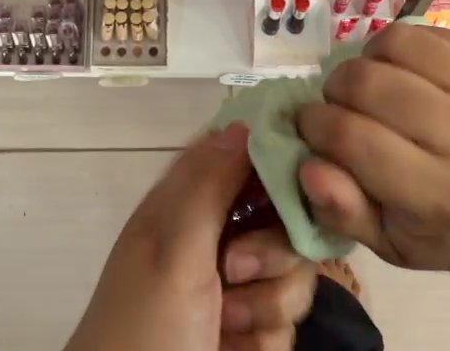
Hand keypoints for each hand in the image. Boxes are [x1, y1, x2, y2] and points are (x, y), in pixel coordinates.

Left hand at [64, 123, 319, 350]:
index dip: (275, 156)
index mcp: (185, 202)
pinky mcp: (253, 328)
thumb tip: (244, 122)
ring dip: (268, 301)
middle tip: (234, 271)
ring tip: (226, 323)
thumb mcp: (173, 249)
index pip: (240, 153)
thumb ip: (209, 185)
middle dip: (272, 248)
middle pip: (282, 213)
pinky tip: (235, 346)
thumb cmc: (146, 328)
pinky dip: (266, 337)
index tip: (302, 173)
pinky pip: (290, 318)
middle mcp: (213, 234)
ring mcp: (234, 285)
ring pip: (293, 268)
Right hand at [296, 23, 449, 281]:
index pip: (353, 138)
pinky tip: (400, 72)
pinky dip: (397, 47)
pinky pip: (425, 32)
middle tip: (337, 104)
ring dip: (366, 60)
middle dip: (336, 88)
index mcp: (441, 196)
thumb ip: (341, 211)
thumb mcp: (385, 243)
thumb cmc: (437, 232)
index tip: (309, 125)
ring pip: (396, 44)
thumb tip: (308, 168)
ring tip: (368, 83)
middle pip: (371, 83)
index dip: (315, 124)